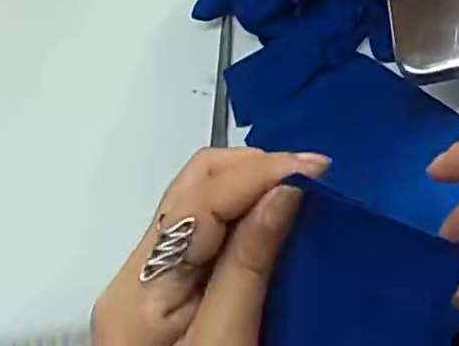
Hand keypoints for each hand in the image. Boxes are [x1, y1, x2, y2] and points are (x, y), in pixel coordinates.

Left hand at [92, 148, 328, 345]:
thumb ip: (250, 266)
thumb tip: (287, 189)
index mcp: (139, 289)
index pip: (203, 196)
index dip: (264, 171)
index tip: (319, 170)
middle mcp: (139, 273)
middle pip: (197, 182)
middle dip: (258, 166)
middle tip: (311, 179)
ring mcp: (153, 281)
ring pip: (204, 195)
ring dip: (256, 182)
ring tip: (302, 192)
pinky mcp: (174, 293)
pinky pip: (211, 225)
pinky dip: (250, 207)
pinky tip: (280, 216)